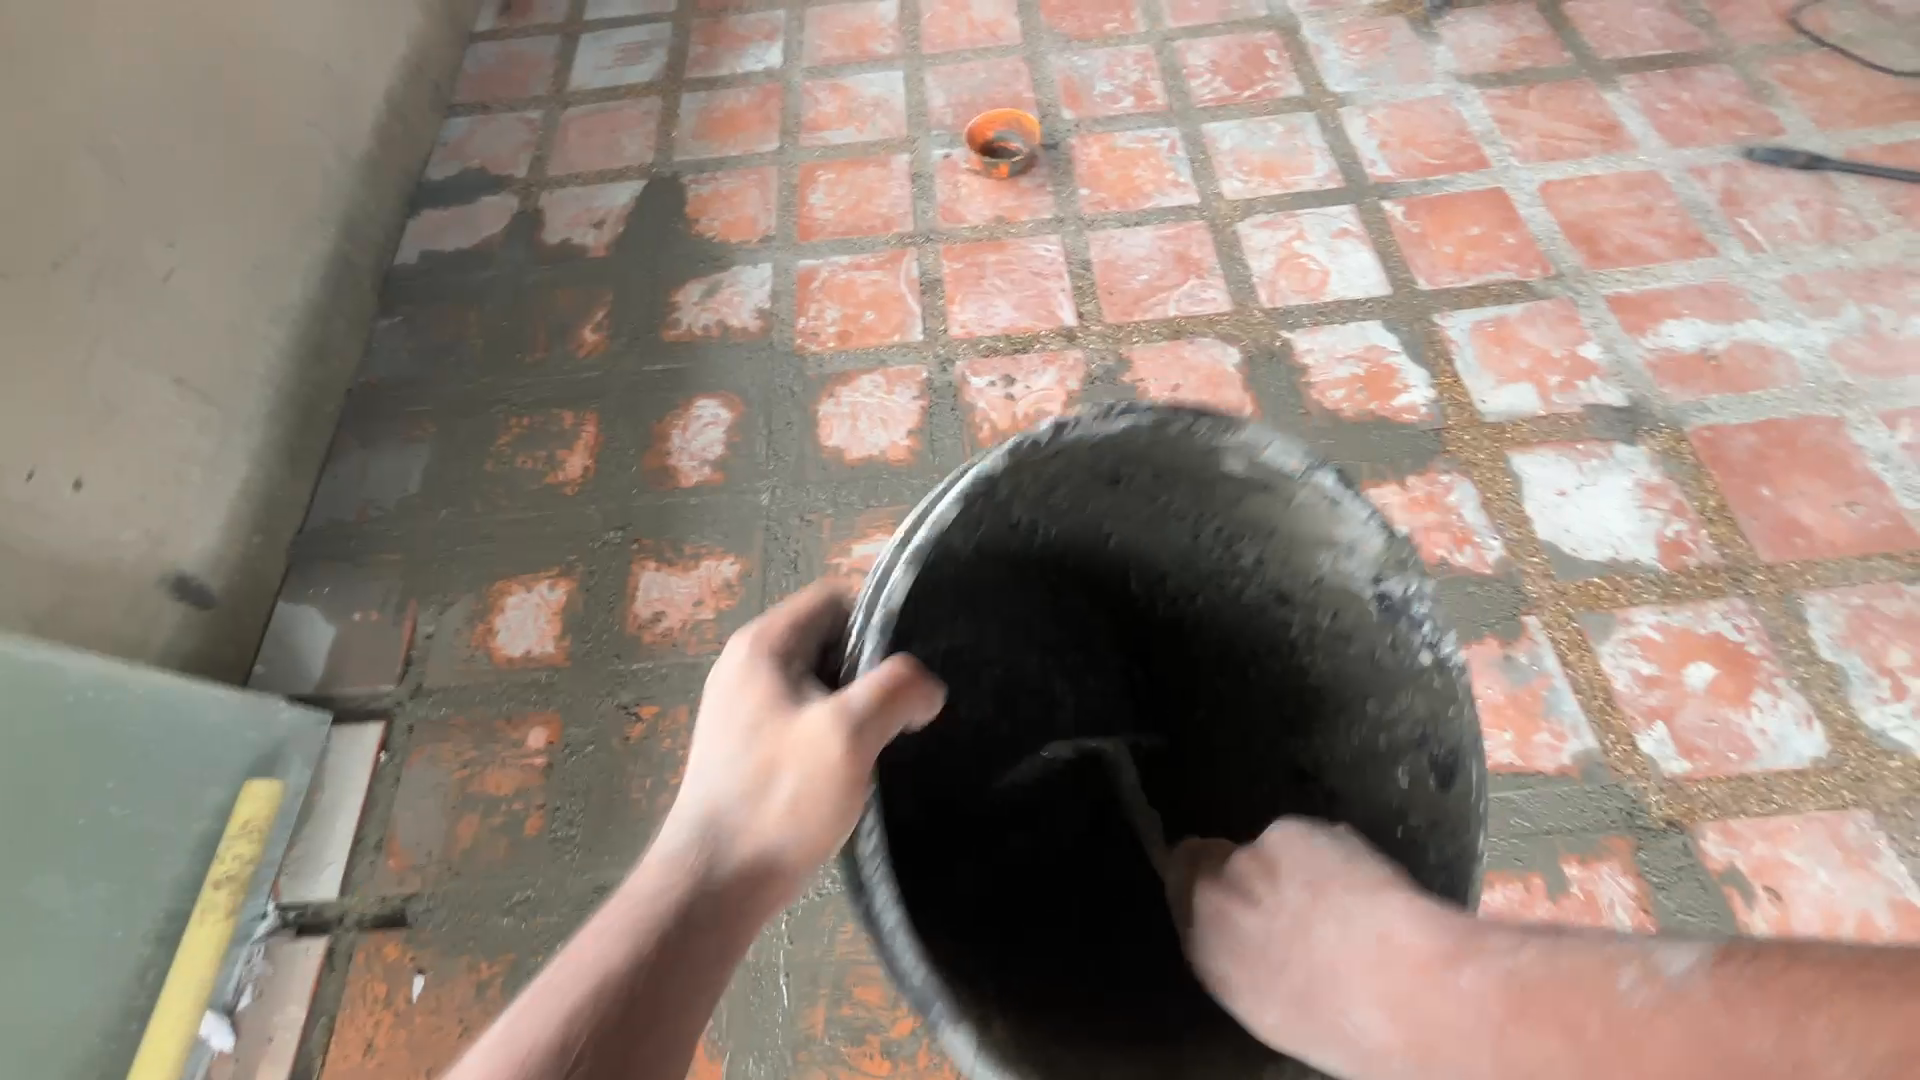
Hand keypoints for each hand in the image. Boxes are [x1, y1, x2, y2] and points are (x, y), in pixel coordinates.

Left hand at [656, 580, 946, 902]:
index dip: (878, 624)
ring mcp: (742, 706)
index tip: (905, 672)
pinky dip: (832, 732)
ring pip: (819, 681)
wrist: (713, 885)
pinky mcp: (746, 745)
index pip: (835, 599)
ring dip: (854, 706)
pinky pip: (803, 716)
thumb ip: (898, 689)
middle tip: (897, 713)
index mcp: (763, 644)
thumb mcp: (849, 734)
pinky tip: (848, 769)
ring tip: (877, 744)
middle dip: (869, 670)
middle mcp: (746, 665)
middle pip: (828, 639)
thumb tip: (925, 689)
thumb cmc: (779, 800)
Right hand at [1166, 818, 1457, 1064]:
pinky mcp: (1288, 830)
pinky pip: (1309, 837)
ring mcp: (1248, 857)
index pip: (1182, 888)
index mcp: (1204, 950)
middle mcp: (1211, 895)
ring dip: (1300, 867)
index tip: (1239, 894)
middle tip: (1301, 902)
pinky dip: (1333, 854)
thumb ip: (1246, 957)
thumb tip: (1257, 939)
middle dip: (1252, 874)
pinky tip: (1365, 887)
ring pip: (1273, 851)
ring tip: (1346, 905)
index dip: (1206, 883)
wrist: (1397, 988)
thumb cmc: (1342, 1025)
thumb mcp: (1274, 1009)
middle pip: (1218, 863)